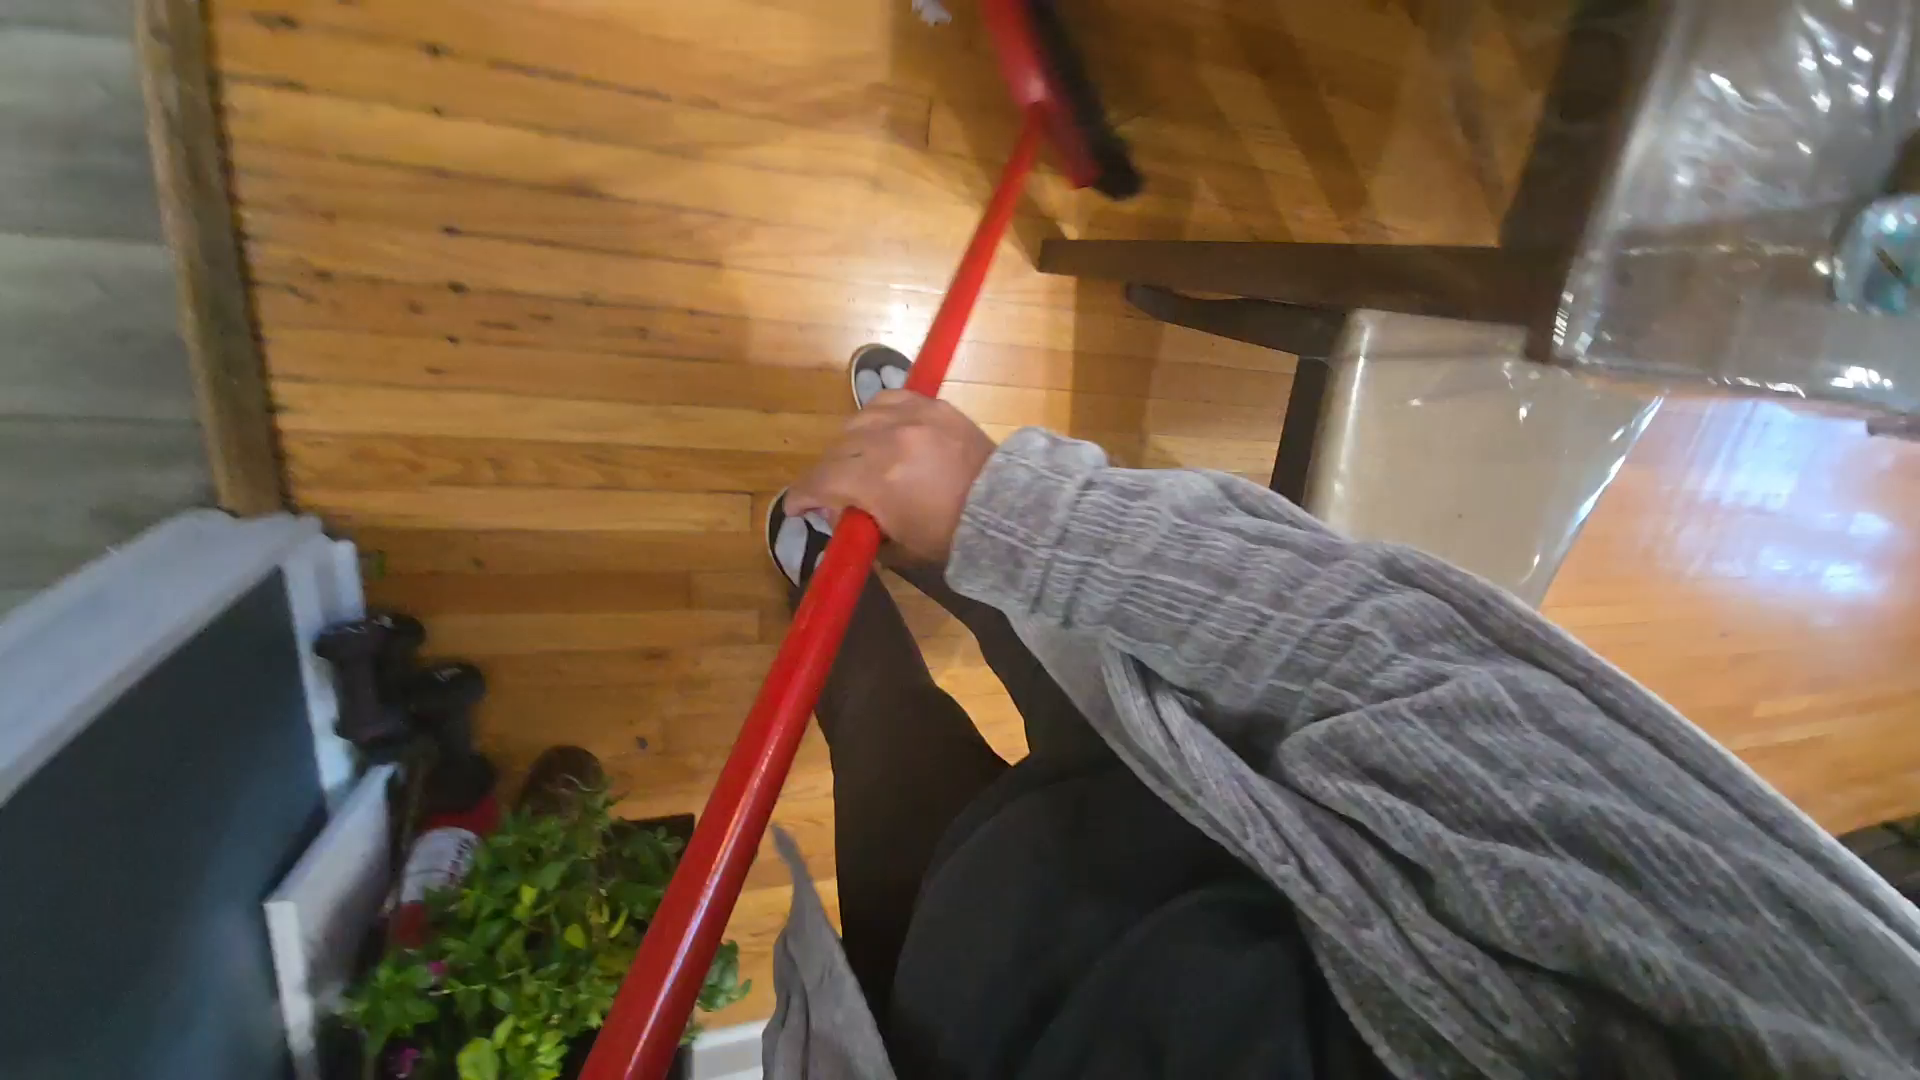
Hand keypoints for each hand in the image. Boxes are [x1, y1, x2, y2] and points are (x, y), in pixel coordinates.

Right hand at [785, 391, 995, 561]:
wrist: (1005, 507)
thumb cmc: (951, 534)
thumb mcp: (898, 546)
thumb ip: (860, 528)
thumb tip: (838, 515)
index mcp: (877, 480)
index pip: (820, 481)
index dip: (802, 497)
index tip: (798, 509)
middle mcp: (887, 440)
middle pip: (835, 451)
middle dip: (828, 476)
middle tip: (837, 495)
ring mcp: (911, 417)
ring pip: (856, 422)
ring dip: (850, 445)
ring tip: (861, 464)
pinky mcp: (931, 405)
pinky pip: (886, 400)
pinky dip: (875, 416)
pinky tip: (879, 432)